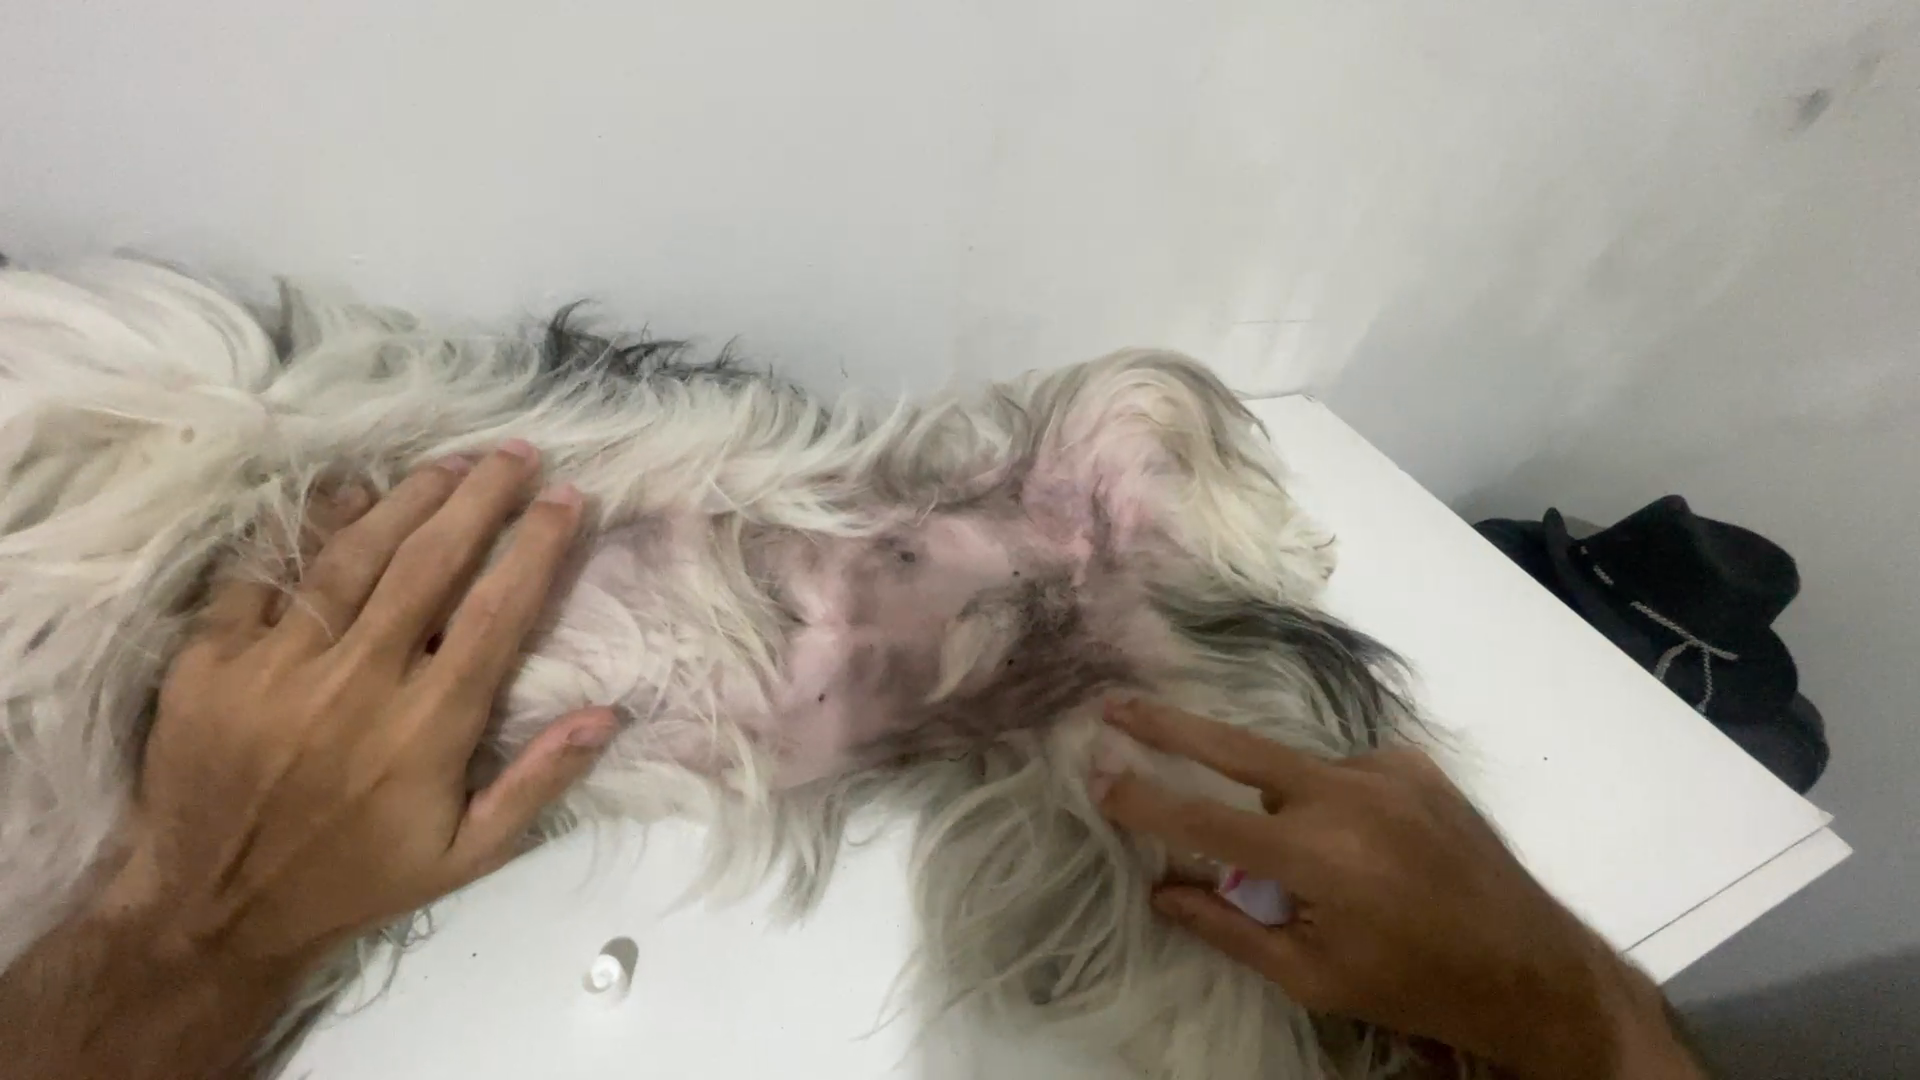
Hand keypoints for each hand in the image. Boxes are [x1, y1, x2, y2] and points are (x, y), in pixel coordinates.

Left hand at [100, 441, 616, 967]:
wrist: (207, 916)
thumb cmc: (362, 875)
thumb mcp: (472, 853)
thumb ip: (540, 781)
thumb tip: (608, 714)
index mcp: (425, 728)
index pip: (497, 613)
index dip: (538, 547)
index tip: (569, 498)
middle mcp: (356, 684)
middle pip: (429, 565)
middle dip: (482, 498)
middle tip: (518, 453)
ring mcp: (274, 669)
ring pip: (353, 558)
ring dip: (411, 499)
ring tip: (455, 463)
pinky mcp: (208, 665)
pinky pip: (261, 576)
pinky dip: (307, 526)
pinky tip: (348, 489)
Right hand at [1097, 700, 1704, 1079]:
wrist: (1538, 972)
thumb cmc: (1413, 986)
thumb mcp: (1312, 978)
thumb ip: (1227, 927)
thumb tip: (1159, 888)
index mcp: (1319, 856)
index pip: (1204, 820)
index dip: (1143, 799)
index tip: (1097, 777)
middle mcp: (1346, 794)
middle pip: (1234, 747)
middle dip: (1166, 723)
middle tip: (1114, 704)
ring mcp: (1383, 769)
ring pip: (1292, 772)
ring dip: (1282, 805)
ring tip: (1330, 866)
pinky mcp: (1410, 762)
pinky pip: (1341, 772)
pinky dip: (1332, 801)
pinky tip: (1371, 844)